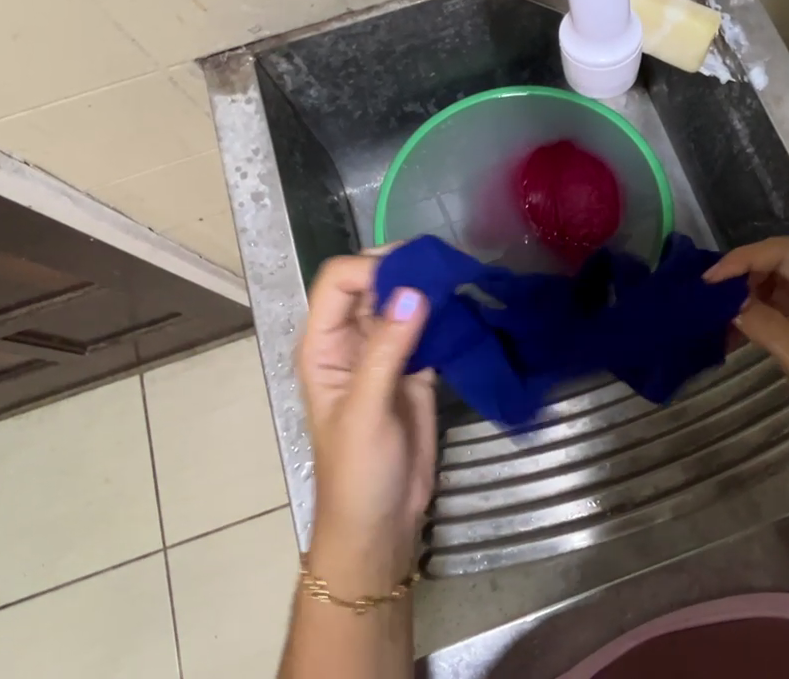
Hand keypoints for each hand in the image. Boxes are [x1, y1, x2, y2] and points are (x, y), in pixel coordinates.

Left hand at [295, 255, 436, 596]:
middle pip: (371, 282)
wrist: (381, 523)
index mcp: (323, 344)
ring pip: (402, 300)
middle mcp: (351, 339)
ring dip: (427, 287)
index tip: (414, 273)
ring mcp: (385, 352)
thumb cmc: (357, 473)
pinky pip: (427, 327)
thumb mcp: (365, 412)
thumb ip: (385, 351)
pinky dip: (444, 314)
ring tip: (459, 277)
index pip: (338, 282)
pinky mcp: (415, 367)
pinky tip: (465, 306)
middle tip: (444, 265)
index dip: (370, 268)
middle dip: (402, 268)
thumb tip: (412, 291)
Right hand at [704, 237, 788, 488]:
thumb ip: (772, 331)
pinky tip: (725, 336)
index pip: (788, 255)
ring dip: (741, 297)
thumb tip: (729, 303)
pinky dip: (748, 319)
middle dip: (741, 275)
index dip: (746, 259)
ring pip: (773, 290)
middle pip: (779, 266)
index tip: (709, 282)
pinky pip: (773, 316)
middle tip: (703, 298)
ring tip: (709, 315)